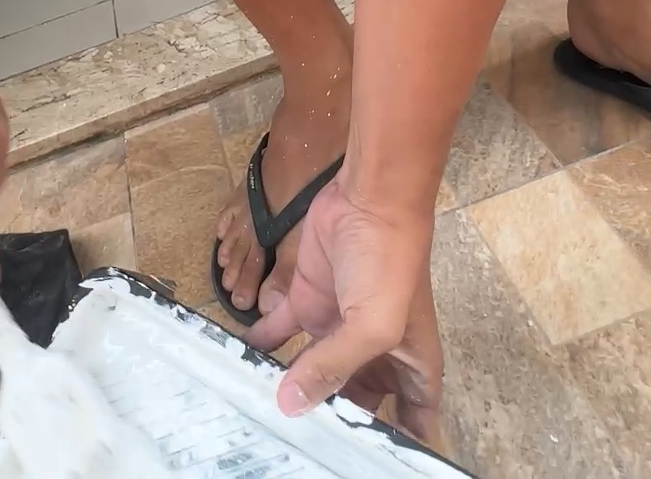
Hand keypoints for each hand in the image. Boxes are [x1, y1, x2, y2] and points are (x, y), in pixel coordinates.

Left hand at [243, 177, 443, 443]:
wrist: (368, 199)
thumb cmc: (388, 264)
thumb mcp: (371, 324)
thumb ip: (333, 367)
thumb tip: (290, 407)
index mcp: (408, 362)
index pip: (413, 418)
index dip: (398, 444)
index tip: (366, 463)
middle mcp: (373, 348)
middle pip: (356, 400)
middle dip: (333, 421)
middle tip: (299, 449)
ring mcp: (336, 322)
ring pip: (312, 369)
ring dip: (292, 389)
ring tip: (261, 417)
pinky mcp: (305, 298)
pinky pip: (280, 331)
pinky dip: (261, 345)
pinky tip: (237, 362)